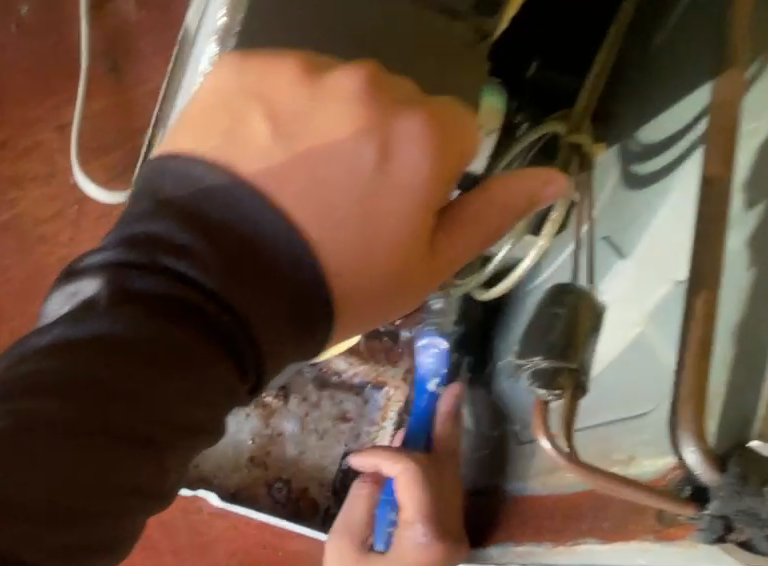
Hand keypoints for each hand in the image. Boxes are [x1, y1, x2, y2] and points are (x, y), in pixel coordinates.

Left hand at [156, 51, 568, 345]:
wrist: (212, 293)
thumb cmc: (325, 292)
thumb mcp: (417, 274)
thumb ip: (487, 218)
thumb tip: (556, 177)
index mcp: (427, 135)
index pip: (451, 133)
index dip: (419, 177)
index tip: (380, 215)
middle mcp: (373, 86)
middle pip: (390, 106)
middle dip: (369, 145)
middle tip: (323, 207)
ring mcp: (302, 72)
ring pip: (328, 91)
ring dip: (315, 126)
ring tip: (277, 189)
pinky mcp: (241, 71)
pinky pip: (270, 85)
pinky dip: (262, 117)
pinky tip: (243, 167)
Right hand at [323, 383, 468, 565]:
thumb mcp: (345, 548)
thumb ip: (362, 502)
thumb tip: (375, 471)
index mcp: (423, 532)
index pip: (411, 472)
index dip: (384, 455)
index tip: (355, 460)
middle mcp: (450, 528)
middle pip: (447, 466)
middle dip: (444, 425)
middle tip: (451, 385)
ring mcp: (455, 534)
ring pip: (452, 476)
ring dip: (445, 439)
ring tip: (450, 400)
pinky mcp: (450, 538)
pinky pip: (446, 492)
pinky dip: (436, 465)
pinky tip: (430, 442)